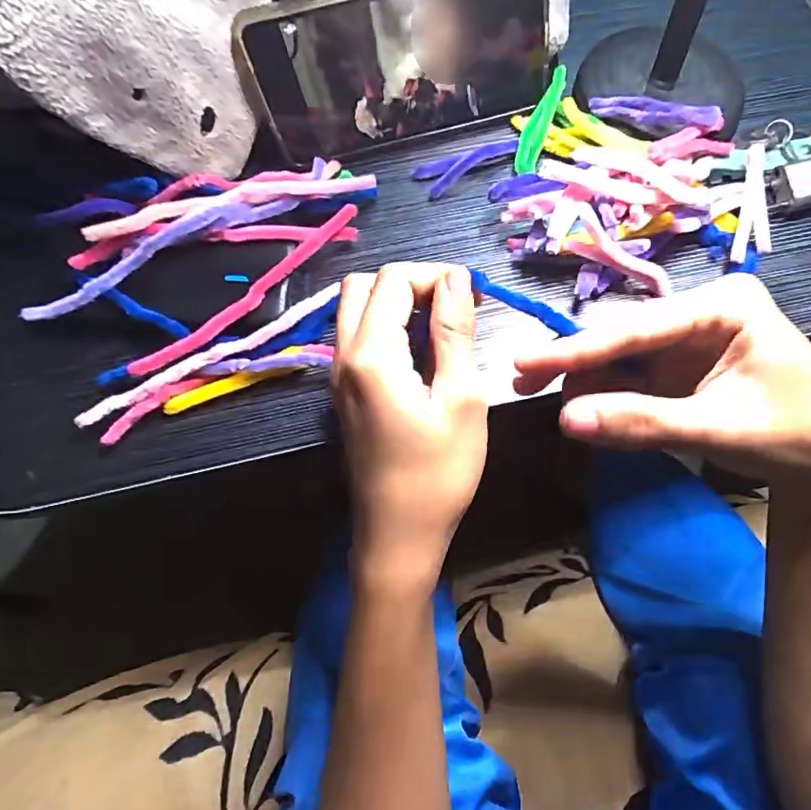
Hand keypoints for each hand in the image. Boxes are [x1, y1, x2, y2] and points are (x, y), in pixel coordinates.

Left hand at [335, 264, 487, 585]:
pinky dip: (387, 329)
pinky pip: (358, 340)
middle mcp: (343, 357)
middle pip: (364, 286)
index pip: (393, 279)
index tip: (472, 297)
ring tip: (442, 332)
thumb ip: (454, 333)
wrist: (398, 534)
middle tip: (454, 309)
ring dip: (397, 305)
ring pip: (356, 311)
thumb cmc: (440, 472)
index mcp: (371, 354)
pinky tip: (421, 356)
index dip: (435, 275)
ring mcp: (338, 377)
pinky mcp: (343, 394)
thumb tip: (455, 278)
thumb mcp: (462, 398)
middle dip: (411, 283)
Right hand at [512, 274, 810, 501]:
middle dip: (577, 364)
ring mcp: (689, 340)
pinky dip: (608, 397)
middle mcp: (702, 313)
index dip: (578, 348)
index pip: (639, 327)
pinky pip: (633, 377)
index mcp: (725, 306)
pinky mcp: (681, 367)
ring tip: (560, 407)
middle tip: (525, 384)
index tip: (525, 362)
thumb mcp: (718, 428)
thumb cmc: (796, 435)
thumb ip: (642, 422)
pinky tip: (589, 412)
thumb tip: (567, 421)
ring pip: (622, 356)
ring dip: (588, 382)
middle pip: (624, 336)